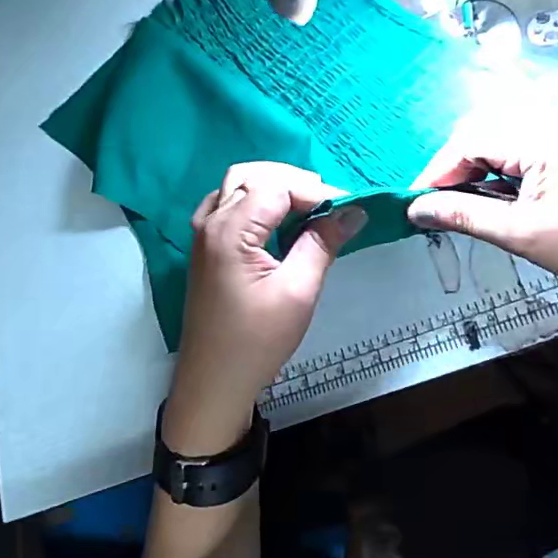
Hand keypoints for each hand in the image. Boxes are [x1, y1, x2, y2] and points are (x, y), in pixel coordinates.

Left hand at [166, 162, 367, 452]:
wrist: (214, 381)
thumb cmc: (257, 341)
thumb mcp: (299, 292)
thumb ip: (322, 244)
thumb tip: (353, 211)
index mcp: (230, 231)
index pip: (277, 186)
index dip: (316, 191)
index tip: (348, 210)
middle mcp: (212, 222)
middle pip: (253, 176)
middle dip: (296, 183)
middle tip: (331, 207)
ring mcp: (205, 234)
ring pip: (240, 186)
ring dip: (277, 189)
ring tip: (311, 210)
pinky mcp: (208, 247)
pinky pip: (231, 204)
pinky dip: (259, 202)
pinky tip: (280, 222)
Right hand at [405, 118, 557, 318]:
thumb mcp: (525, 234)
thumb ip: (466, 216)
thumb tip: (417, 209)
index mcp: (543, 134)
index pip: (471, 140)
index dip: (438, 172)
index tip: (416, 204)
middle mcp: (552, 120)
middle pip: (483, 135)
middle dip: (456, 172)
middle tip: (439, 211)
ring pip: (501, 143)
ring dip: (478, 174)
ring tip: (466, 210)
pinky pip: (522, 151)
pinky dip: (502, 175)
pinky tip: (499, 202)